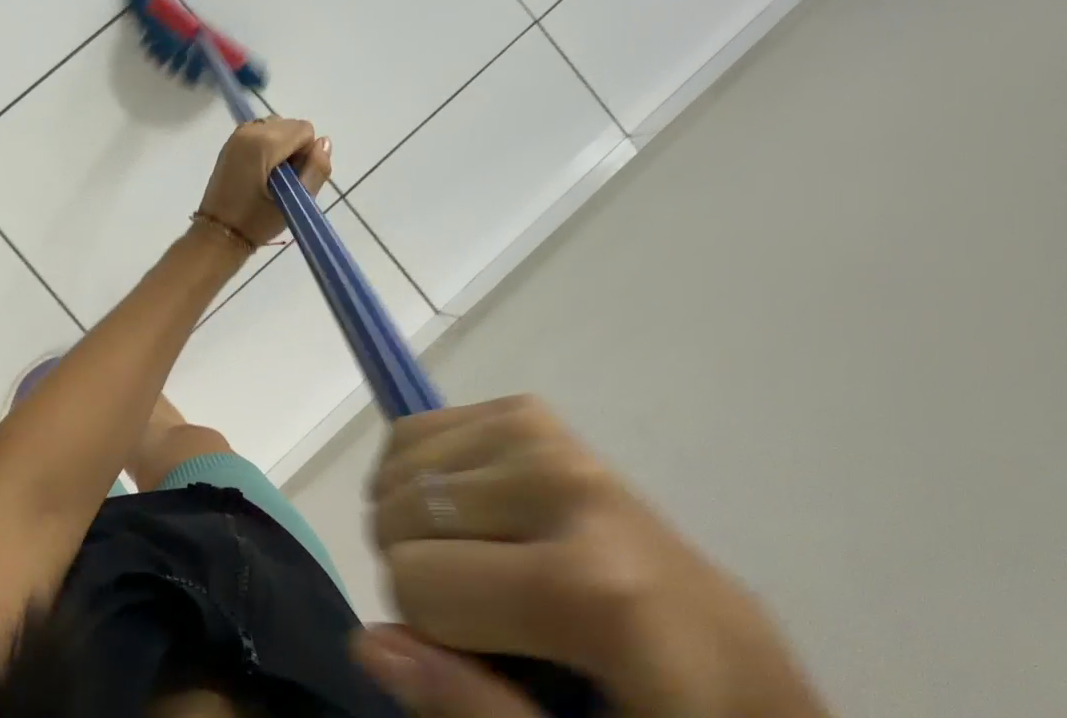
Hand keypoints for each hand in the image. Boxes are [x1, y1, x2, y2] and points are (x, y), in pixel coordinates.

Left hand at [197, 117, 330, 246]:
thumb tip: (324, 142)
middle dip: (294, 149)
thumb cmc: (257, 221)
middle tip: (282, 180)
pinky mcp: (231, 142)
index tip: (293, 179)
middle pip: (291, 126)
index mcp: (263, 142)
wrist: (218, 232)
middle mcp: (249, 130)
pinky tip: (260, 171)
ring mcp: (237, 134)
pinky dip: (268, 146)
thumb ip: (316, 169)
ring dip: (282, 147)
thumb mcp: (295, 200)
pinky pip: (262, 133)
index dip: (306, 155)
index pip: (305, 130)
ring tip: (271, 176)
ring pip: (277, 127)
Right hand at [355, 396, 830, 717]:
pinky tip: (457, 513)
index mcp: (595, 588)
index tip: (483, 663)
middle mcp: (570, 489)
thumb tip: (368, 642)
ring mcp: (554, 442)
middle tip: (479, 617)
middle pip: (405, 510)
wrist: (739, 679)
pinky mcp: (539, 419)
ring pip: (405, 461)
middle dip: (416, 571)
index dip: (430, 637)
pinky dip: (414, 469)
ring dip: (410, 520)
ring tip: (469, 563)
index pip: (418, 582)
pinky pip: (425, 426)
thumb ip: (472, 707)